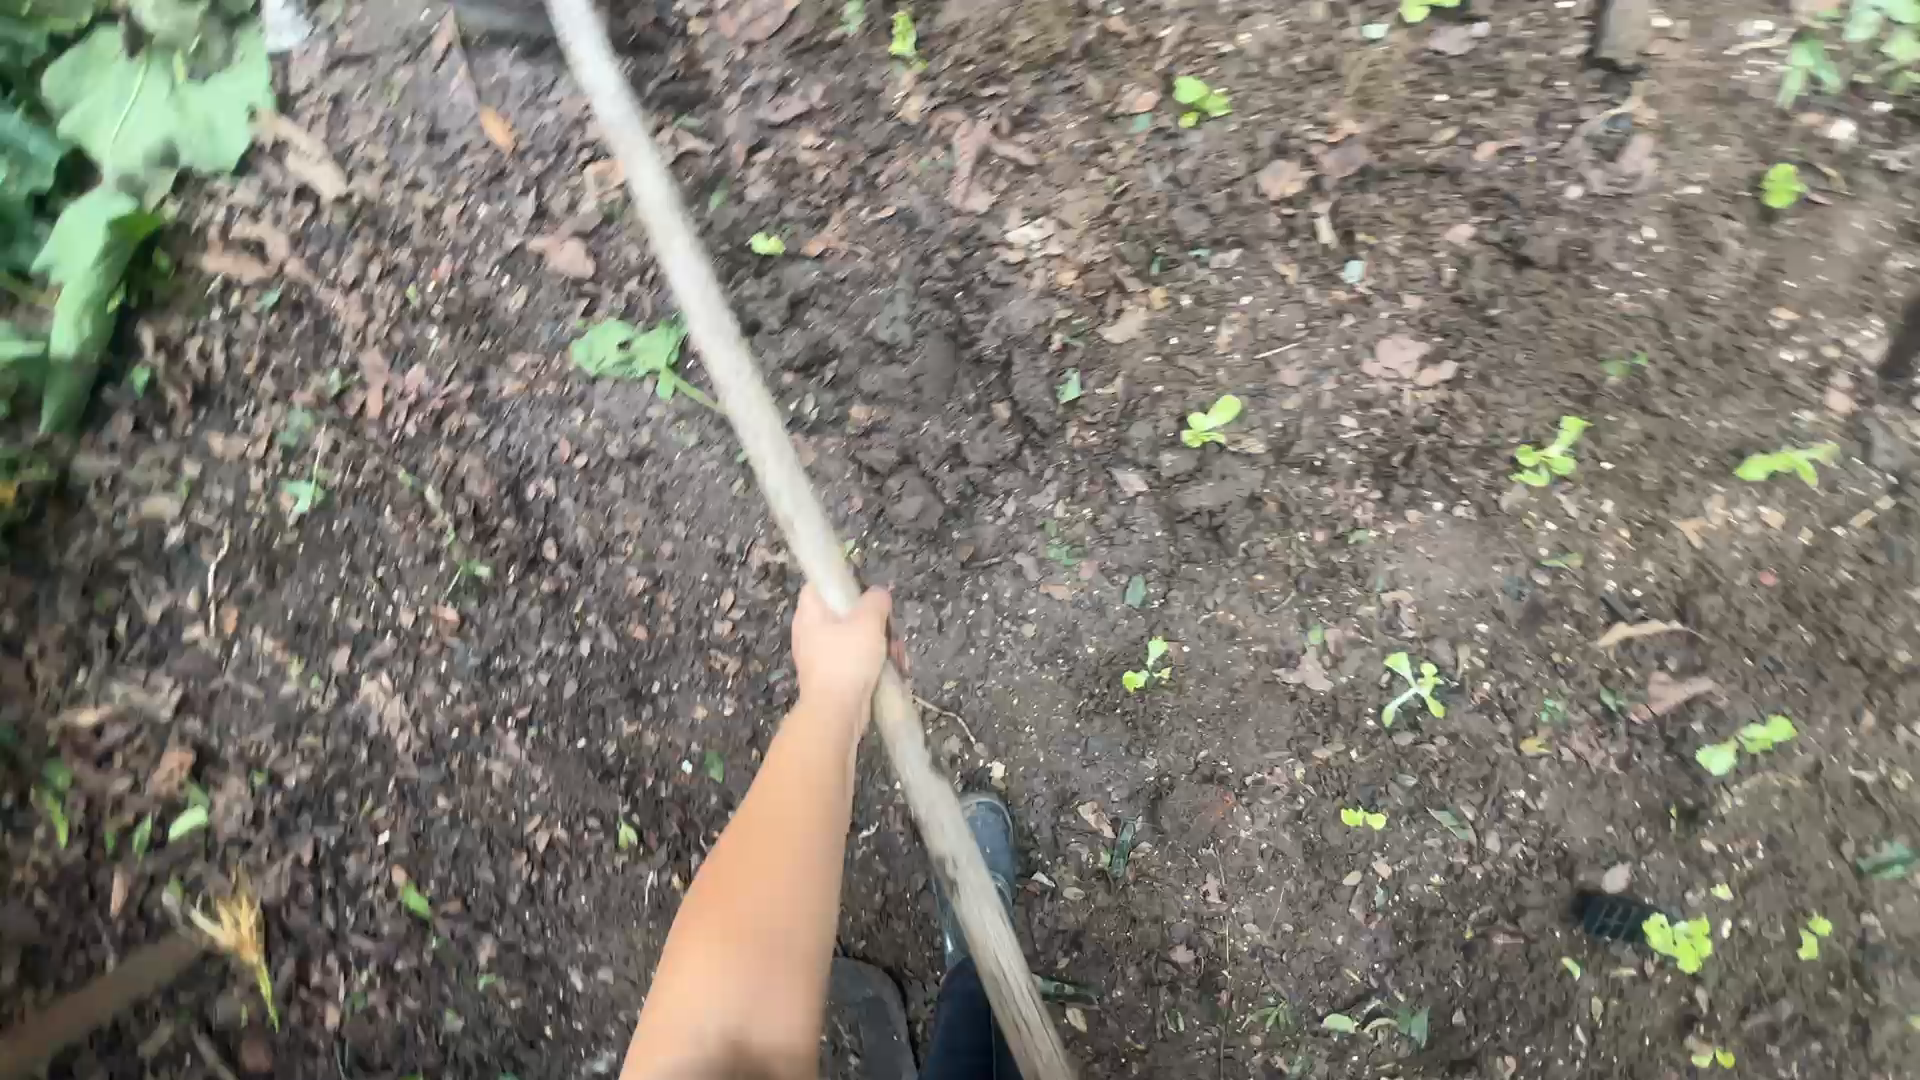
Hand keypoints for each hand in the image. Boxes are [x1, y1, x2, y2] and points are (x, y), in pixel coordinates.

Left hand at [790, 585, 892, 727]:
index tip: (864, 589)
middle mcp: (811, 633)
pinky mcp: (835, 677)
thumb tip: (879, 595)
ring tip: (897, 655)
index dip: (840, 582)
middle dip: (875, 621)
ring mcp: (822, 657)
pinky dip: (875, 663)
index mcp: (810, 614)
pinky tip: (895, 670)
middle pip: (845, 613)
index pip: (818, 585)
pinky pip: (857, 660)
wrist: (836, 712)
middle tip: (890, 629)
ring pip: (856, 638)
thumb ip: (876, 600)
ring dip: (881, 644)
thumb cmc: (847, 660)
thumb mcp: (868, 621)